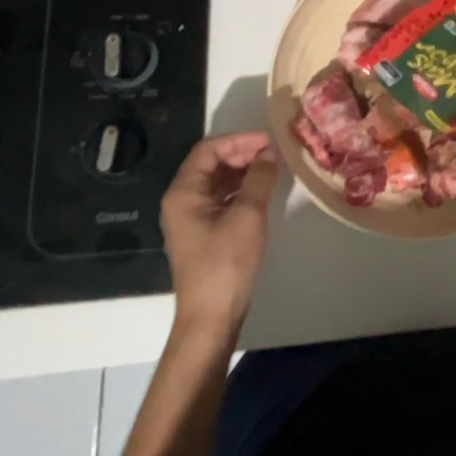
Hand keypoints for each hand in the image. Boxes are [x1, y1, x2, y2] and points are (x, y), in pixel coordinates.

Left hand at [159, 133, 279, 331]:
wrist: (212, 315)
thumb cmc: (226, 262)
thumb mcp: (247, 216)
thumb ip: (259, 179)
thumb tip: (269, 153)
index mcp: (183, 193)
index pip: (207, 151)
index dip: (238, 141)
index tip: (268, 141)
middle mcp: (182, 201)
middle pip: (211, 164)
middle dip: (242, 154)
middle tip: (274, 153)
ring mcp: (192, 218)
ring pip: (218, 182)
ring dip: (244, 172)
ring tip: (273, 168)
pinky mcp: (205, 233)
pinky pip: (222, 200)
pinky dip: (242, 190)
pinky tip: (263, 191)